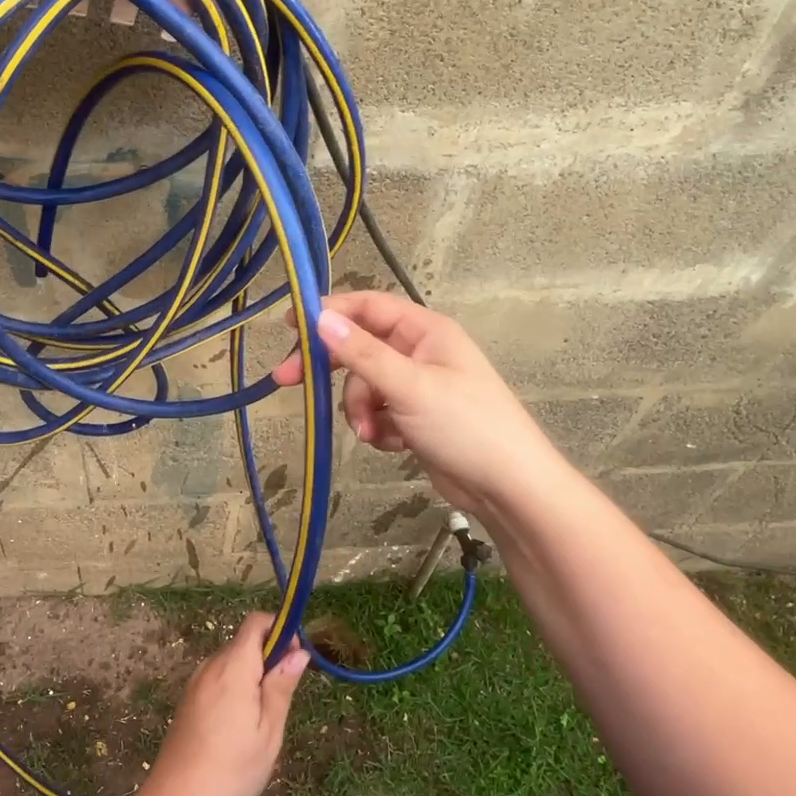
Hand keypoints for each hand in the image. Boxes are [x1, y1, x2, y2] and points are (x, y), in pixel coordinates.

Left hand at [134, 613, 308, 795]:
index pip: (255, 623)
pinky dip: (236, 687)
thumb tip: (299, 651)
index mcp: (232, 667)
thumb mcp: (269, 730)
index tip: (297, 659)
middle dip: (270, 657)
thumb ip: (282, 686)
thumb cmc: (233, 770)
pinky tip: (241, 726)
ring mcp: (195, 682)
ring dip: (253, 675)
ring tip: (264, 719)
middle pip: (244, 642)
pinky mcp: (189, 699)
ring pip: (232, 662)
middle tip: (285, 697)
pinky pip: (218, 679)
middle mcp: (210, 666)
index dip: (280, 630)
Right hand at [271, 291, 565, 514]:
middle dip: (330, 370)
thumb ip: (361, 353)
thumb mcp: (409, 387)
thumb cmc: (466, 427)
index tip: (289, 325)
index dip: (327, 312)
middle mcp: (419, 352)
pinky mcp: (414, 417)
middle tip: (287, 381)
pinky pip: (376, 412)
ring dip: (359, 410)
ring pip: (362, 386)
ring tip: (373, 433)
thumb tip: (319, 318)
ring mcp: (416, 386)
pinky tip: (393, 444)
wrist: (509, 488)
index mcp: (425, 331)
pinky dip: (377, 428)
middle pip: (358, 348)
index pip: (366, 307)